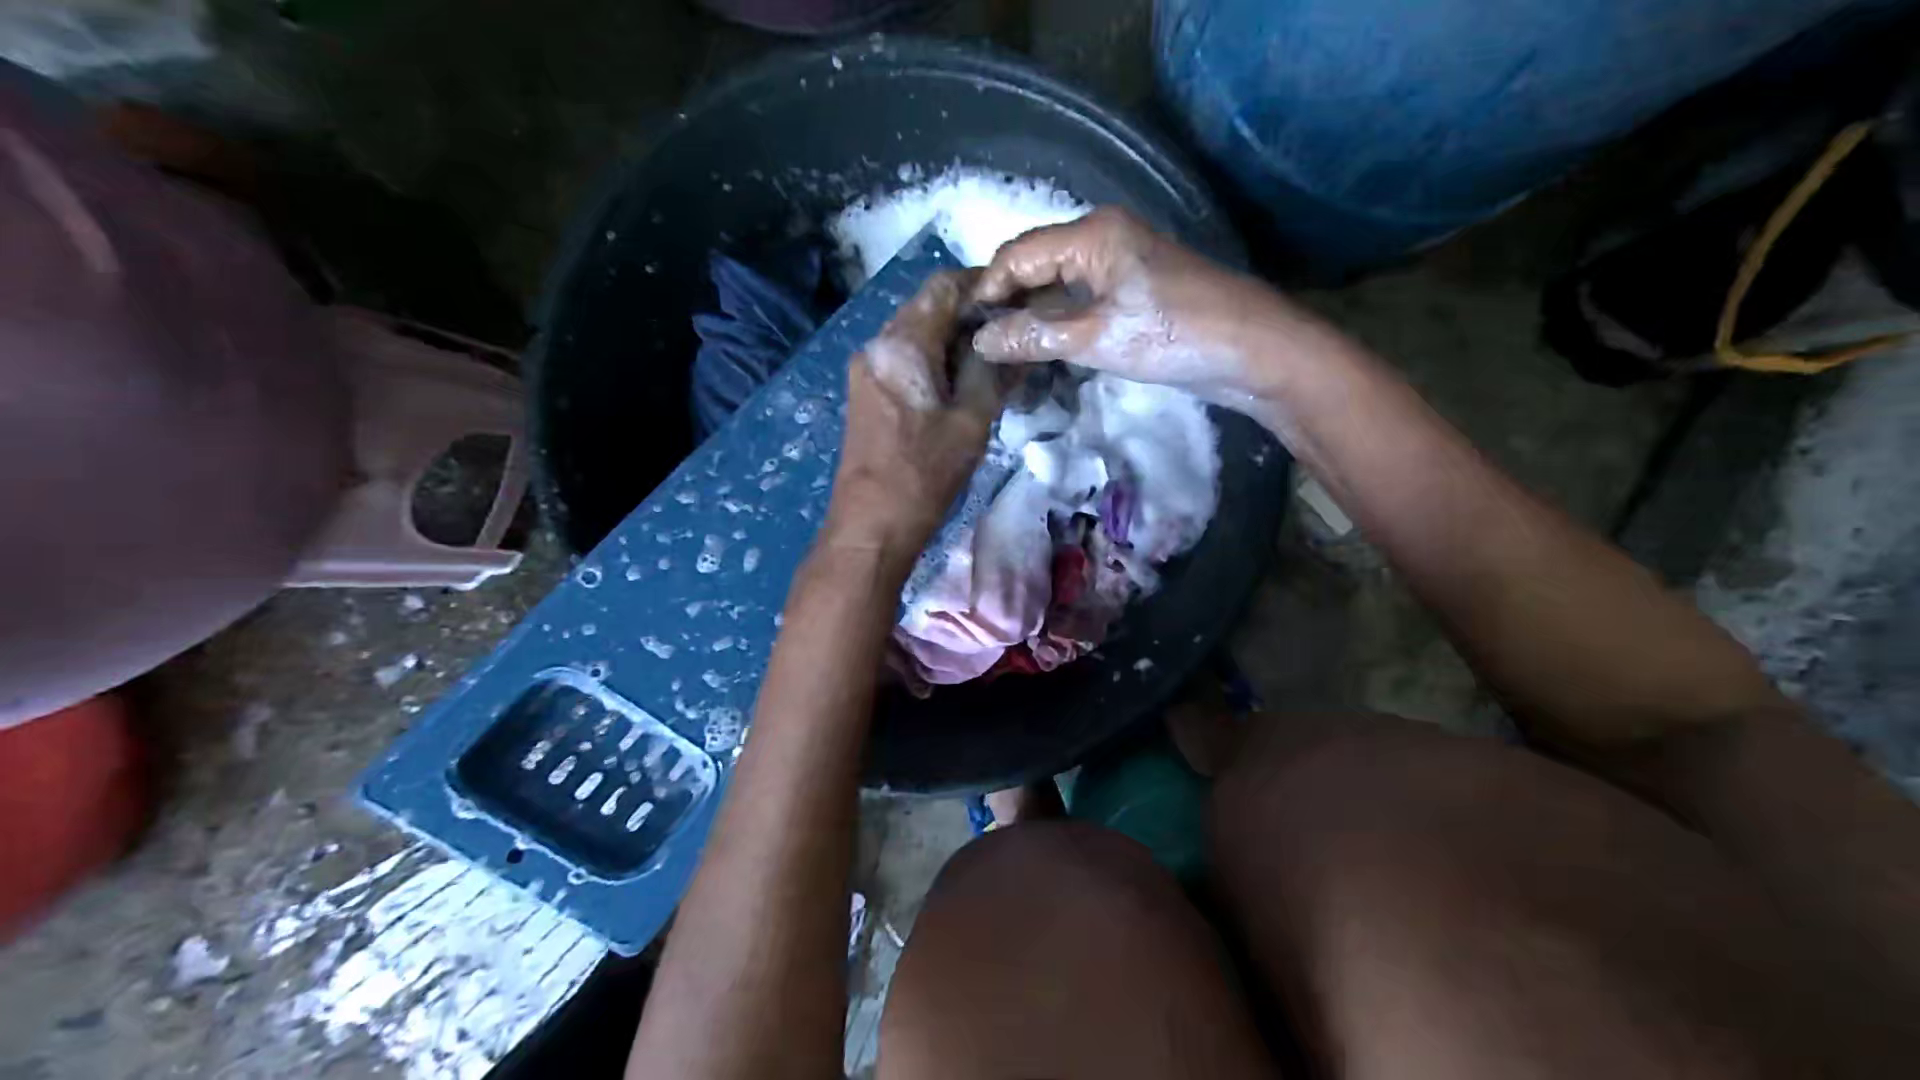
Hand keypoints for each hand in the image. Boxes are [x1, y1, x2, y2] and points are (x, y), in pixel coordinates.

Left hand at [823, 270, 999, 566]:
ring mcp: (866, 370)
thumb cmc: (923, 474)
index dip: (982, 284)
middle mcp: (877, 345)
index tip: (1017, 298)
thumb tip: (1012, 339)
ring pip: (915, 334)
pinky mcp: (866, 393)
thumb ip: (992, 372)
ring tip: (992, 359)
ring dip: (952, 339)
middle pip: (927, 308)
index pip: (943, 286)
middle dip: (969, 314)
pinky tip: (960, 382)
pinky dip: (933, 360)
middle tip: (1011, 332)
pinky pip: (903, 360)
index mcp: (902, 343)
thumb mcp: (971, 421)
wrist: (869, 525)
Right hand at [971, 207, 1345, 414]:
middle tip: (974, 344)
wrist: (1253, 350)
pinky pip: (1077, 301)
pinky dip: (1054, 324)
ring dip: (1028, 316)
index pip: (1017, 254)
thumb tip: (980, 340)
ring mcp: (1118, 264)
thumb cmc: (1176, 335)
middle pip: (1033, 264)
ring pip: (1054, 285)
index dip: (986, 290)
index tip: (961, 329)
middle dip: (1004, 302)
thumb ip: (1035, 336)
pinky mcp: (1130, 291)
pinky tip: (1036, 351)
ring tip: (997, 352)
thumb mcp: (1097, 338)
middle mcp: (1101, 237)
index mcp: (1092, 233)